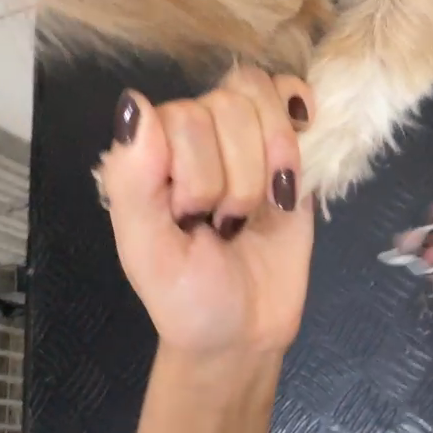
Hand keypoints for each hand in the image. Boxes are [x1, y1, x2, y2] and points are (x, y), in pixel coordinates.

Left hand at [95, 66, 314, 371]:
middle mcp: (194, 138)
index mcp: (151, 155)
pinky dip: (299, 120)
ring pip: (264, 101)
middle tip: (227, 224)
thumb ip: (133, 180)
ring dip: (271, 162)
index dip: (200, 171)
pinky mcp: (288, 156)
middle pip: (230, 104)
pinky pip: (292, 99)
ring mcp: (245, 142)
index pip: (184, 116)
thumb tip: (135, 104)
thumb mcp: (148, 252)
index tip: (193, 221)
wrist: (243, 333)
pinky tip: (294, 159)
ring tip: (260, 208)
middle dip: (238, 177)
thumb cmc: (188, 299)